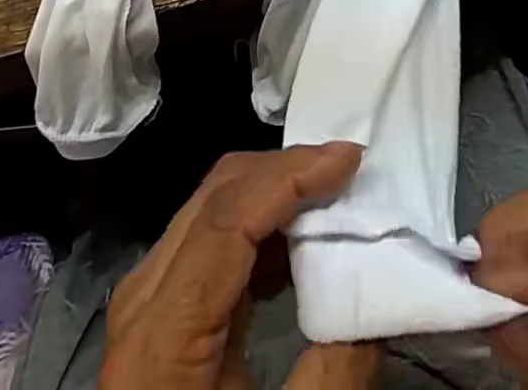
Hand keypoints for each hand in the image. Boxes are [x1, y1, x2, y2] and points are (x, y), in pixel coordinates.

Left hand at [99, 142, 379, 389]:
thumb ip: (334, 372)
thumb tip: (381, 300)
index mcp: (164, 331)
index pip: (228, 218)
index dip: (290, 176)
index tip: (349, 159)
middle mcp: (145, 294)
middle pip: (217, 194)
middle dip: (287, 169)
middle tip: (348, 169)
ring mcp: (149, 291)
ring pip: (215, 202)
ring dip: (277, 187)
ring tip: (334, 192)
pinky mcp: (163, 298)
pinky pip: (214, 231)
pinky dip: (262, 217)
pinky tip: (302, 232)